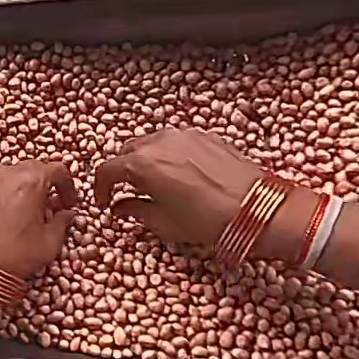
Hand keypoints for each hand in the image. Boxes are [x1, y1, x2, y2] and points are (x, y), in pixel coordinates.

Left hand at [0, 160, 77, 278]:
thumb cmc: (13, 255)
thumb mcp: (49, 242)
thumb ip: (62, 222)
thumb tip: (67, 215)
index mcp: (31, 181)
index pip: (57, 170)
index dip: (67, 185)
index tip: (69, 201)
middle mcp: (6, 176)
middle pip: (32, 168)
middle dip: (45, 183)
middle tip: (51, 204)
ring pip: (10, 176)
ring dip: (23, 187)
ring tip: (28, 210)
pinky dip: (3, 195)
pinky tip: (6, 216)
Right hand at [92, 129, 261, 247]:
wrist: (258, 209)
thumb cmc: (207, 220)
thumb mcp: (163, 223)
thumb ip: (135, 210)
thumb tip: (121, 207)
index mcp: (141, 163)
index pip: (106, 170)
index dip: (100, 188)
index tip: (104, 202)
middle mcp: (159, 142)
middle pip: (127, 152)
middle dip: (122, 172)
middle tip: (127, 193)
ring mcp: (184, 135)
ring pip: (151, 143)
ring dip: (145, 160)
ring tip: (153, 184)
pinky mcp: (206, 136)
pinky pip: (176, 142)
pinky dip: (169, 156)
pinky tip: (179, 176)